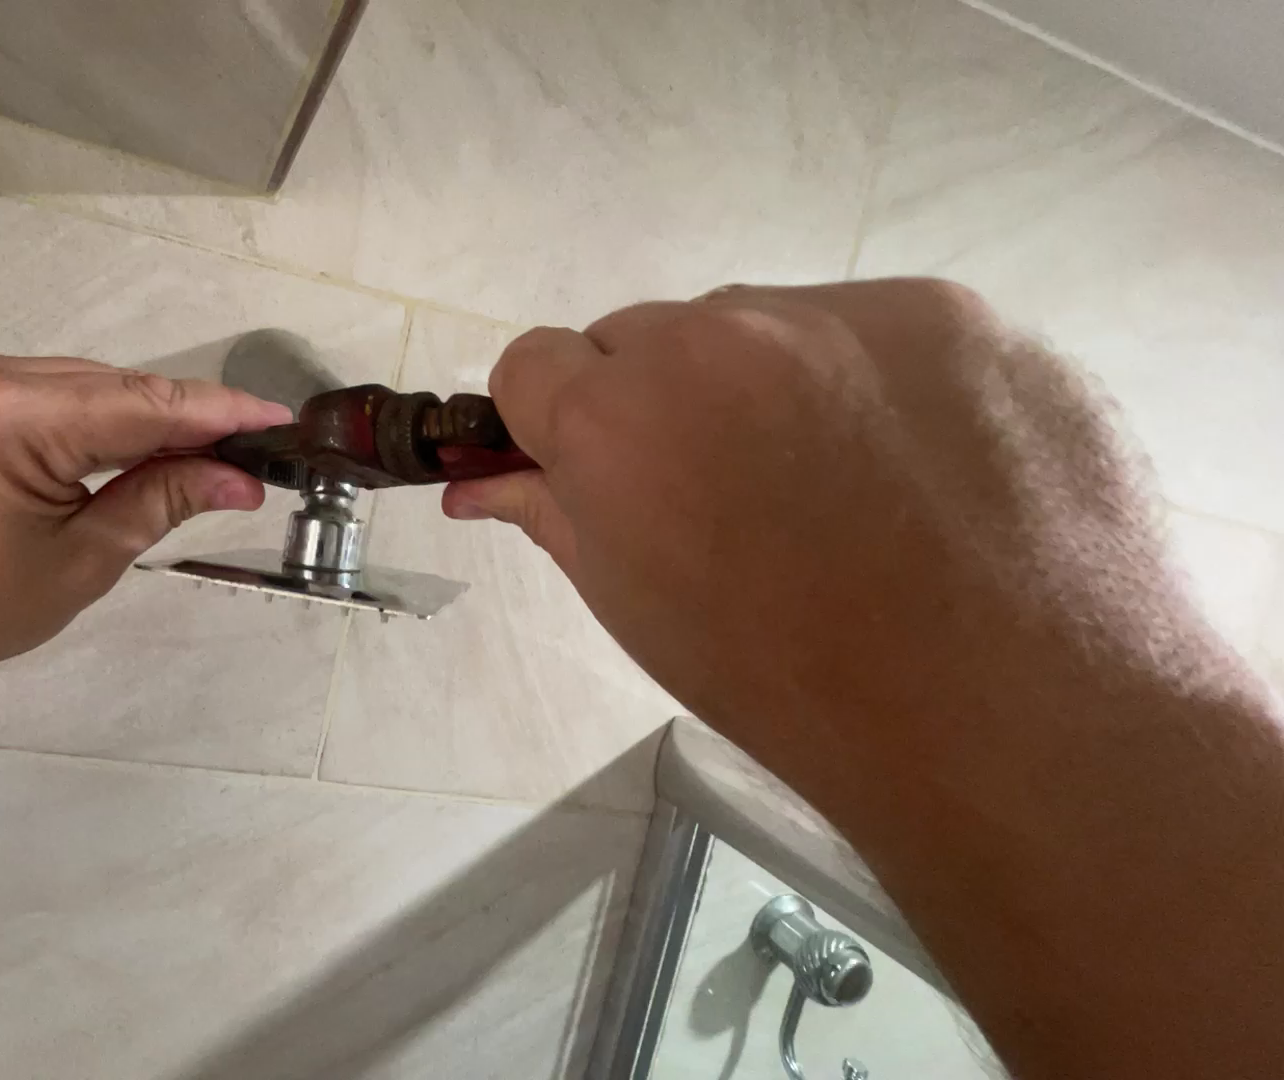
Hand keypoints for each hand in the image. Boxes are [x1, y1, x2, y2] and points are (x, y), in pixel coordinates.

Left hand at [0, 349, 289, 704]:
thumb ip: (163, 499)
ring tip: (210, 455)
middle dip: (187, 421)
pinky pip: (57, 396)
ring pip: (91, 388)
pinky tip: (144, 446)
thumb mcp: (85, 558)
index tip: (278, 418)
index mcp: (11, 414)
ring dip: (148, 421)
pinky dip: (104, 421)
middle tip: (250, 453)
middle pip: (118, 388)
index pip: (143, 403)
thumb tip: (240, 481)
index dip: (219, 411)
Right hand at [443, 279, 1242, 804]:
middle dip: (644, 397)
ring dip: (744, 381)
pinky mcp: (946, 310)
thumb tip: (468, 485)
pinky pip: (850, 325)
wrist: (999, 712)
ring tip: (813, 478)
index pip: (527, 361)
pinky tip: (894, 460)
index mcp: (612, 417)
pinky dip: (846, 376)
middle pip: (634, 336)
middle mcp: (710, 339)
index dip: (543, 414)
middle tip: (702, 484)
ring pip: (742, 325)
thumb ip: (542, 511)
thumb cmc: (766, 670)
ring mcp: (835, 313)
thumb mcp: (624, 594)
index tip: (582, 462)